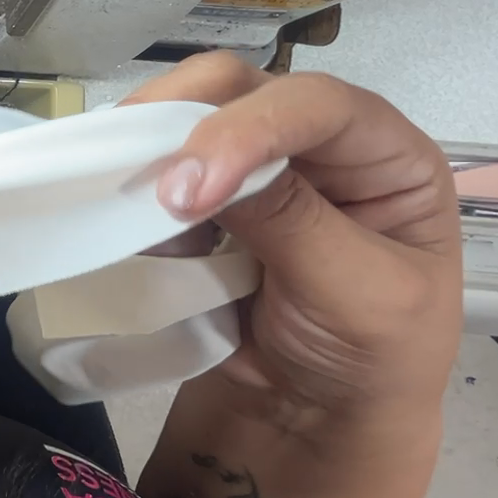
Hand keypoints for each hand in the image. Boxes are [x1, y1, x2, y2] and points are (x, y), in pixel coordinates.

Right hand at [125, 55, 462, 419]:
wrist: (304, 410)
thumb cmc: (366, 355)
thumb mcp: (360, 295)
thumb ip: (291, 222)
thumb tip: (196, 172)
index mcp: (383, 156)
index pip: (318, 106)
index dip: (248, 130)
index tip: (187, 192)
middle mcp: (312, 144)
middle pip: (239, 87)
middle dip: (180, 115)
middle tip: (130, 165)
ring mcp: (245, 166)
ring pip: (183, 111)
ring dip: (142, 140)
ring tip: (113, 181)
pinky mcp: (192, 194)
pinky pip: (151, 159)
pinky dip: (127, 171)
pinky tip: (117, 198)